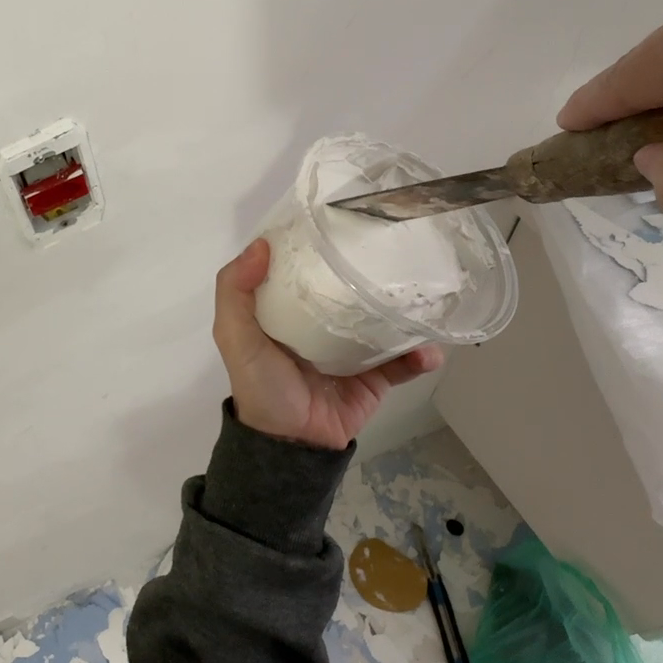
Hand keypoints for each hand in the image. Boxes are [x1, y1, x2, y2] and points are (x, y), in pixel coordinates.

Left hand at [212, 239, 441, 449]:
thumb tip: (261, 245)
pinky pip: (403, 362)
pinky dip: (419, 355)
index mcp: (283, 309)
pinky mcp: (374, 378)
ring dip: (405, 310)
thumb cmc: (259, 383)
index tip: (337, 218)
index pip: (299, 267)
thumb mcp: (233, 334)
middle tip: (396, 249)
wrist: (290, 444)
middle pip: (346, 288)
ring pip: (382, 320)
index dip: (313, 244)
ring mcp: (350, 349)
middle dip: (370, 271)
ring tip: (425, 297)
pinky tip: (429, 350)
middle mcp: (318, 322)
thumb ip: (234, 290)